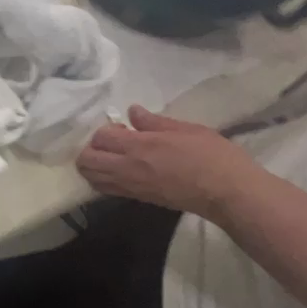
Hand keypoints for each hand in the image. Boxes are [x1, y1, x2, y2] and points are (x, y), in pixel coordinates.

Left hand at [77, 107, 272, 217]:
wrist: (221, 190)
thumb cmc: (211, 154)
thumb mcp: (187, 129)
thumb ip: (154, 121)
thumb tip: (132, 111)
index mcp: (139, 145)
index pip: (101, 137)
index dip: (105, 130)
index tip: (121, 128)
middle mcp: (124, 166)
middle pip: (85, 158)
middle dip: (91, 147)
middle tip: (111, 143)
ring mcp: (124, 184)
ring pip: (88, 175)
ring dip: (92, 163)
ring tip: (112, 156)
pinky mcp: (128, 196)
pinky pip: (100, 187)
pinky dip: (98, 177)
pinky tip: (115, 170)